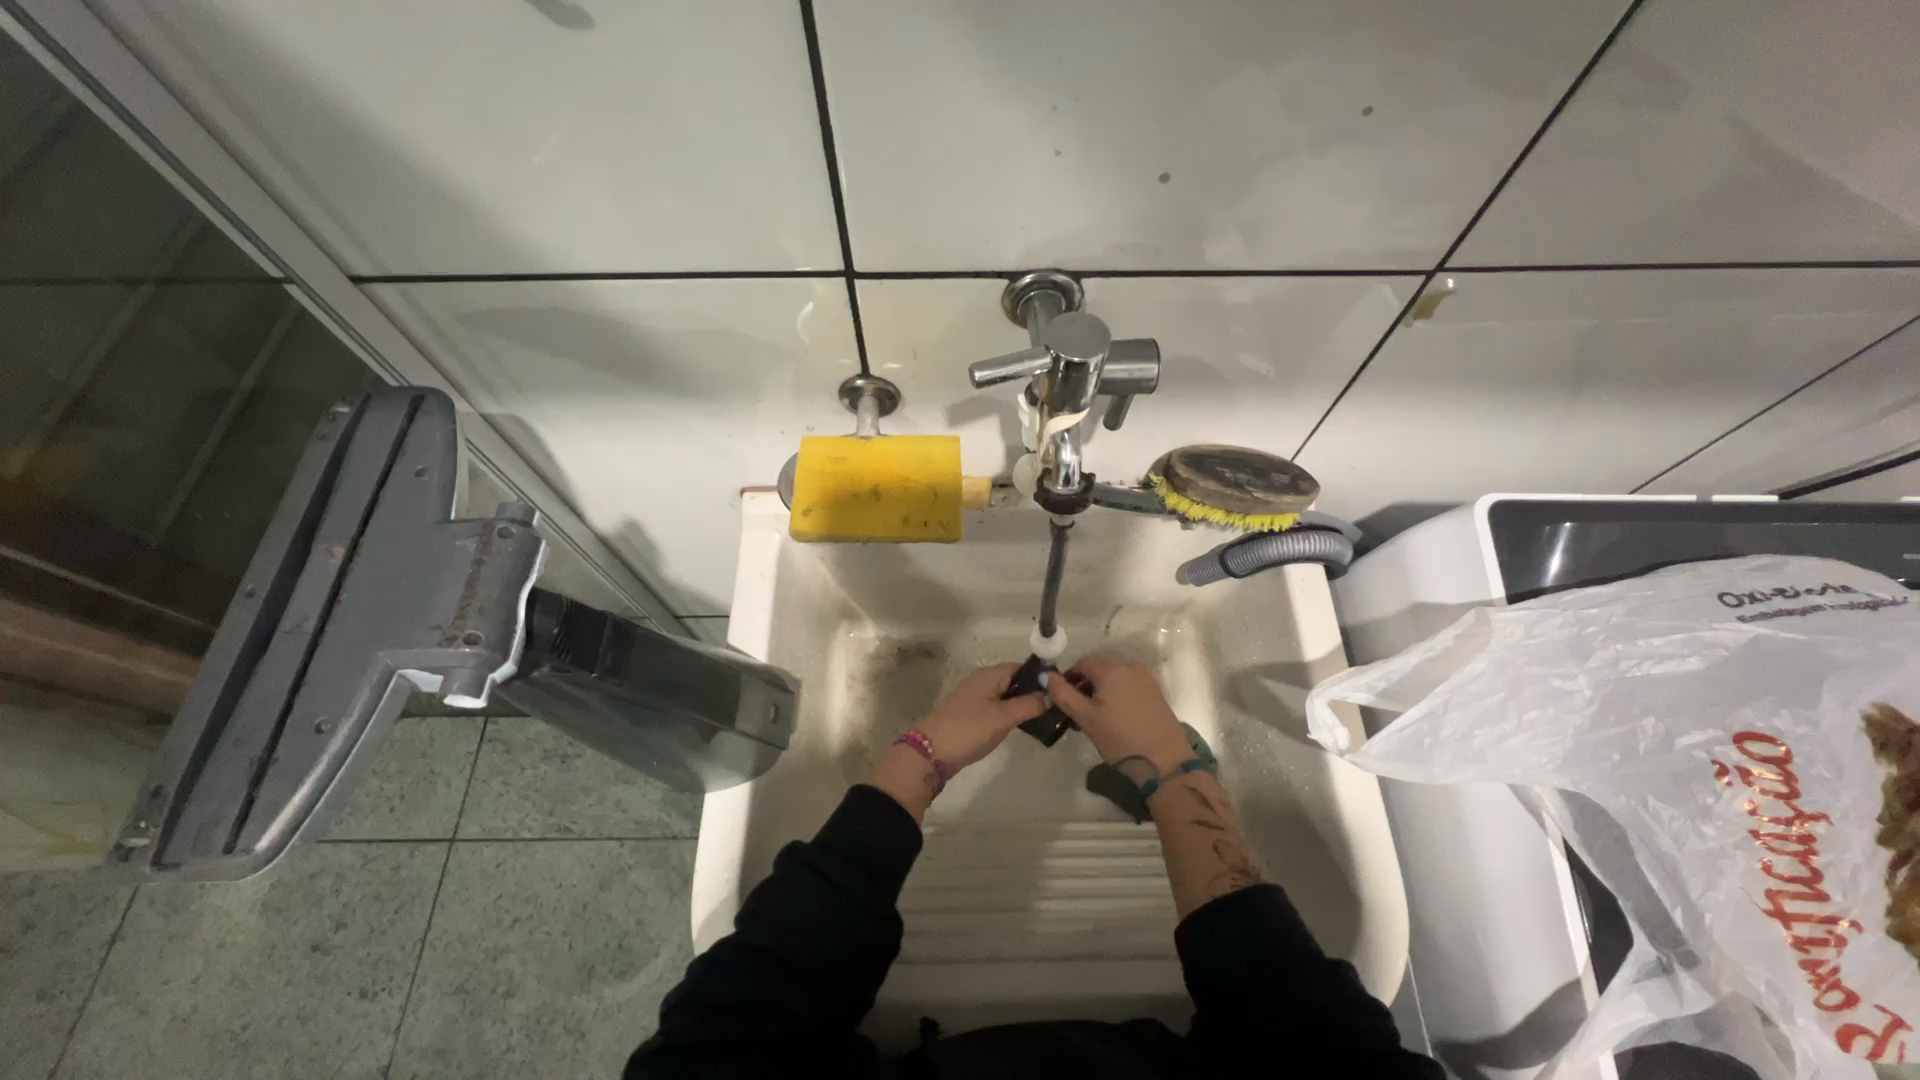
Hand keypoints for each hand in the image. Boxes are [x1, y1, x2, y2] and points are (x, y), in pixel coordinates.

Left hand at [869, 663, 1046, 821]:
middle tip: (1057, 708)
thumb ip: (1028, 704)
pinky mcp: (970, 715)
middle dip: (1033, 692)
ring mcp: (974, 698)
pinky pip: (996, 709)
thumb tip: (1049, 695)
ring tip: (1044, 718)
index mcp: (989, 675)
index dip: (1040, 676)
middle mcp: (981, 681)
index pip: (1021, 667)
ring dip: (1022, 705)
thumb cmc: (969, 729)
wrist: (931, 752)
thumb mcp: (1003, 717)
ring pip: (1005, 696)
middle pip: (1013, 681)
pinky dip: (1009, 715)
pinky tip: (1020, 726)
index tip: (1061, 690)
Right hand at [1040, 655, 1189, 769]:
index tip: (1060, 700)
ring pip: (1113, 679)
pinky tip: (1111, 719)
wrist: (1165, 763)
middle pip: (1098, 669)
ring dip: (1099, 693)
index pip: (1081, 663)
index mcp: (1112, 669)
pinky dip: (1115, 696)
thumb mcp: (1086, 718)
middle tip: (1074, 713)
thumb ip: (1063, 695)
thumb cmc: (1120, 739)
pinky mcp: (1156, 693)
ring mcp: (1146, 679)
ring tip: (1092, 720)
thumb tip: (1045, 676)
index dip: (1067, 679)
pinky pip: (1128, 687)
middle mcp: (1130, 667)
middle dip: (1083, 687)